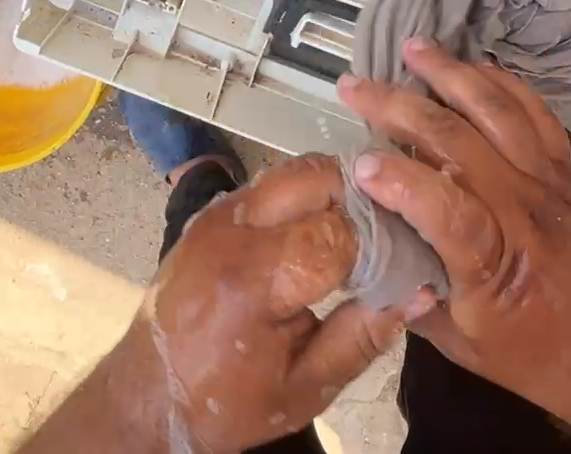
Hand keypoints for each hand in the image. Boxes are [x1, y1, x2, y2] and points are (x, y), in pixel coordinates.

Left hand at [100, 154, 421, 453]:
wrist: (149, 390)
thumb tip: (420, 290)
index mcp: (254, 283)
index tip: (398, 261)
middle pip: (314, 178)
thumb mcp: (304, 389)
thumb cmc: (228, 400)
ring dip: (332, 188)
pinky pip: (271, 181)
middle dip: (359, 197)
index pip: (335, 234)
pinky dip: (304, 192)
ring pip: (292, 169)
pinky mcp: (213, 208)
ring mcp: (219, 213)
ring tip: (355, 225)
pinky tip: (318, 225)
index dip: (376, 244)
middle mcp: (233, 232)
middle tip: (382, 231)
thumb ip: (363, 336)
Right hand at [337, 40, 570, 451]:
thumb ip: (413, 296)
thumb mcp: (467, 349)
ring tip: (413, 47)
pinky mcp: (570, 172)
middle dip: (398, 105)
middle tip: (354, 86)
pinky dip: (500, 82)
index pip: (441, 206)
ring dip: (450, 73)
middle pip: (457, 140)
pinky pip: (534, 112)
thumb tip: (370, 252)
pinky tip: (472, 68)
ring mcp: (551, 183)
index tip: (358, 163)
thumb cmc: (549, 362)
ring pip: (497, 110)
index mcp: (495, 263)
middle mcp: (524, 210)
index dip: (397, 180)